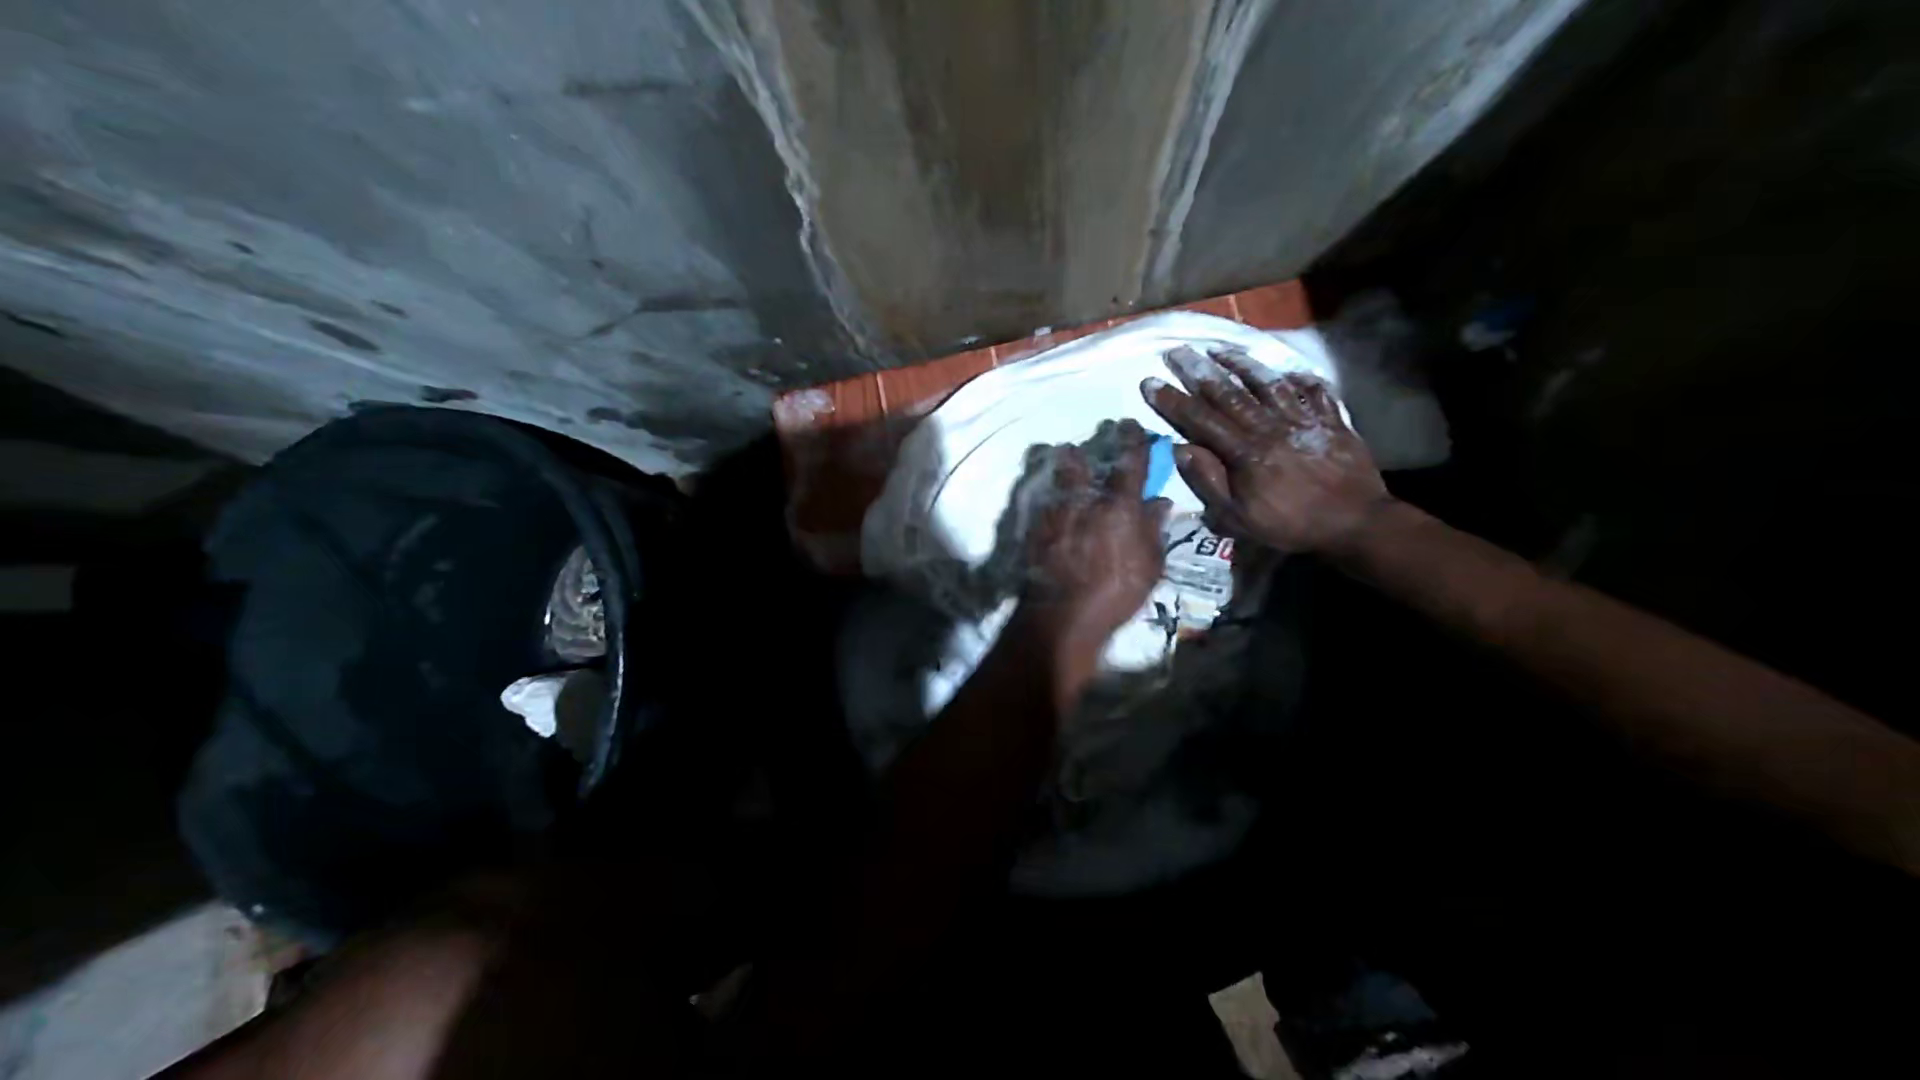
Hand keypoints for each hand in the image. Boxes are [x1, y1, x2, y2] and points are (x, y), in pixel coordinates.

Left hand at [1019, 421, 1170, 663]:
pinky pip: (1041, 498)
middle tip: (1089, 445)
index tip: (1129, 424)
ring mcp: (1054, 512)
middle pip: (1081, 460)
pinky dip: (1048, 492)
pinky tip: (1051, 498)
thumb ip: (1154, 530)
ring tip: (1065, 464)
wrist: (1062, 616)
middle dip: (1086, 448)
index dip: (1132, 439)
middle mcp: (1084, 501)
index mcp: (1119, 507)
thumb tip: (1160, 502)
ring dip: (1063, 466)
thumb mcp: (1149, 567)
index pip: (1130, 462)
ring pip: (1055, 475)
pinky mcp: (1033, 527)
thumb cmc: (1115, 595)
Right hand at [1142, 346, 1392, 555]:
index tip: (1151, 382)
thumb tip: (1181, 449)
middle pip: (1229, 393)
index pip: (1201, 419)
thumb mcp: (1238, 516)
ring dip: (1241, 363)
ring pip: (1267, 383)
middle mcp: (1270, 427)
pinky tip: (1285, 370)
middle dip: (1198, 371)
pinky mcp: (1330, 421)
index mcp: (1244, 452)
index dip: (1173, 400)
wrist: (1354, 522)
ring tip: (1220, 349)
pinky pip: (1312, 391)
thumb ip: (1208, 481)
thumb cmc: (1289, 524)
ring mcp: (1302, 420)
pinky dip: (1298, 378)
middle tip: (1177, 352)